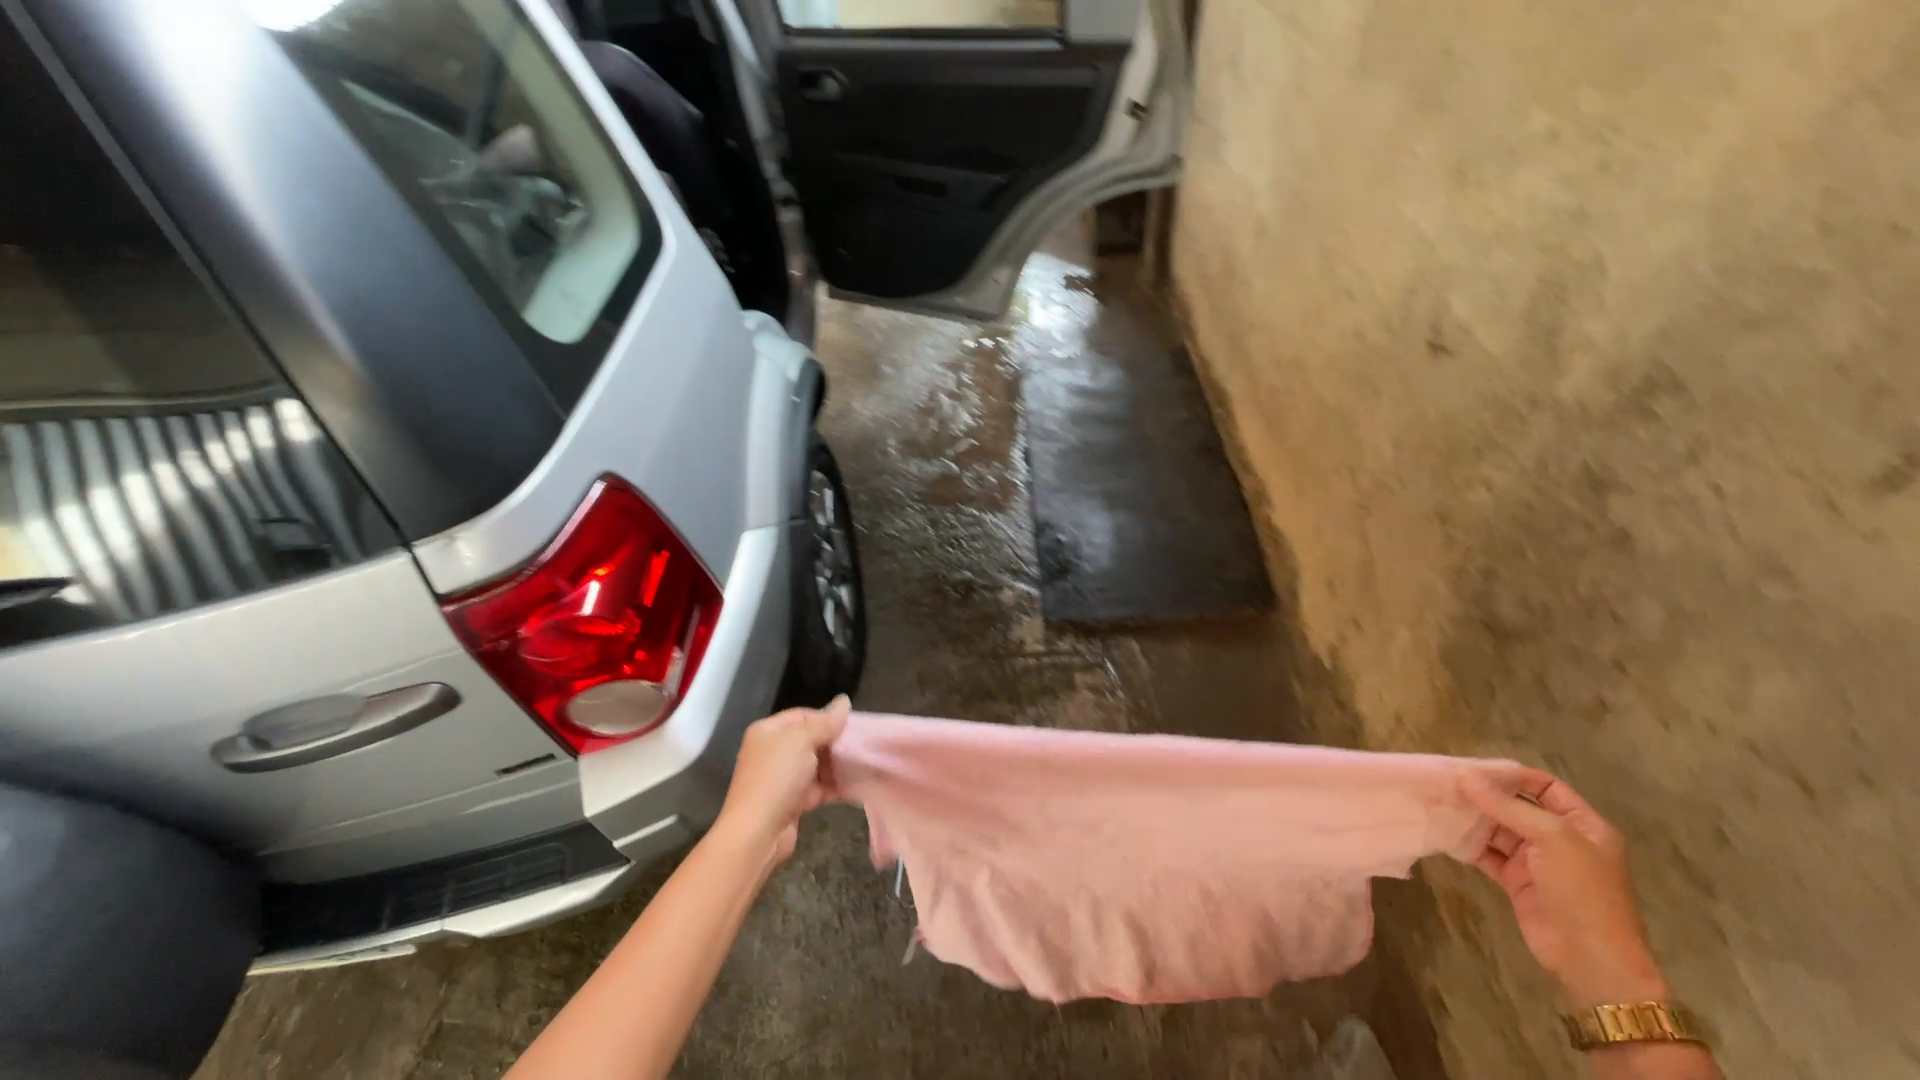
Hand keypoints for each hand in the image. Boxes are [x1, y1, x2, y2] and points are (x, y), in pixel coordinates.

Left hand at [715, 695, 848, 864]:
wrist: (757, 832)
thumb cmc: (776, 777)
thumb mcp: (801, 741)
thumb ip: (825, 722)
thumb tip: (844, 700)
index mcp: (768, 731)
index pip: (802, 715)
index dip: (827, 718)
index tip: (853, 726)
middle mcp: (773, 752)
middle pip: (811, 740)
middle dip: (836, 743)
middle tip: (864, 745)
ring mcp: (783, 778)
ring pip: (817, 765)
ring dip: (839, 766)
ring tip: (867, 764)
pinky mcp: (794, 802)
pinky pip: (820, 788)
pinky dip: (837, 786)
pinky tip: (859, 784)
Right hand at [1460, 768, 1668, 1006]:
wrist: (1590, 957)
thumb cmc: (1582, 890)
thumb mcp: (1552, 838)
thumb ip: (1508, 806)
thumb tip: (1466, 776)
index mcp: (1582, 824)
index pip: (1546, 787)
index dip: (1514, 776)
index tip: (1475, 769)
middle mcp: (1559, 839)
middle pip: (1518, 807)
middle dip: (1486, 796)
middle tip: (1447, 784)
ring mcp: (1537, 862)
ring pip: (1499, 831)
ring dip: (1474, 819)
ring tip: (1440, 805)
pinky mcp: (1516, 882)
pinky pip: (1489, 855)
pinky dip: (1469, 845)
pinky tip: (1446, 834)